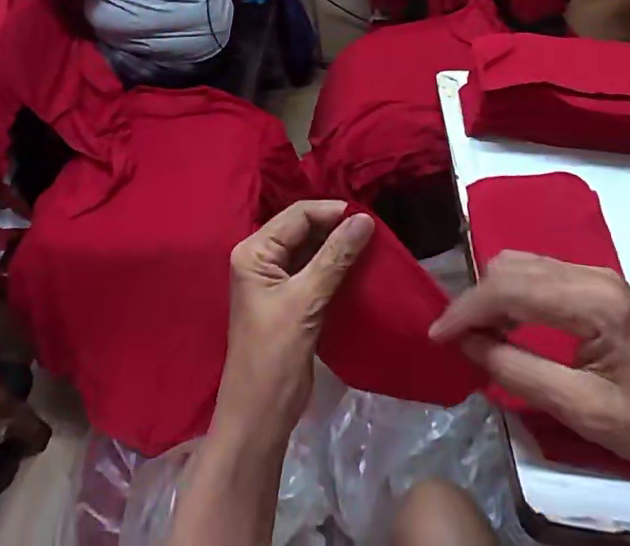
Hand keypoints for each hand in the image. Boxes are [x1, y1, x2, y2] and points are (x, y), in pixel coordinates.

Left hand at [214, 201, 373, 435]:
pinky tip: (361, 266)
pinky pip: (317, 268)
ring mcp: (275, 278)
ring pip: (312, 247)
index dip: (332, 213)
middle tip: (375, 232)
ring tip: (374, 246)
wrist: (260, 416)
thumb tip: (365, 219)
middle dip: (338, 227)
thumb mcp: (305, 302)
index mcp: (254, 252)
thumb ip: (335, 257)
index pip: (297, 215)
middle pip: (304, 227)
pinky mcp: (291, 297)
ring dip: (340, 246)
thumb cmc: (274, 356)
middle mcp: (261, 257)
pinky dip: (338, 265)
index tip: (369, 219)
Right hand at [431, 254, 629, 544]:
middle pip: (513, 266)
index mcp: (594, 299)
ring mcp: (598, 276)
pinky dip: (514, 296)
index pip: (510, 287)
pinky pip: (541, 277)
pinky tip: (507, 327)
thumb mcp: (583, 410)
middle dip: (476, 298)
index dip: (466, 309)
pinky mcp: (599, 288)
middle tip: (454, 340)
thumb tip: (467, 343)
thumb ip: (519, 370)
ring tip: (475, 337)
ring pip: (523, 265)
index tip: (435, 336)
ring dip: (493, 296)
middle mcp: (593, 273)